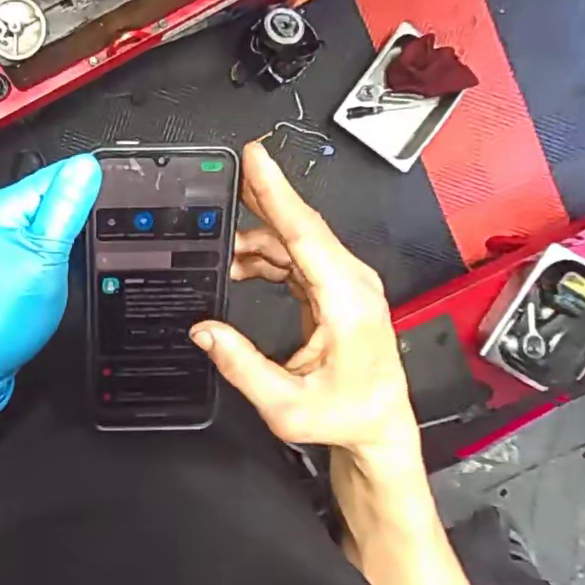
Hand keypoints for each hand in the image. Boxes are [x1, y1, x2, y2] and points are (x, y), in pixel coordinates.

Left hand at [0, 155, 101, 422]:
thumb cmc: (4, 315)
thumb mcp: (45, 256)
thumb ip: (67, 208)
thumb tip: (88, 167)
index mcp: (6, 205)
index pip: (61, 171)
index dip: (91, 186)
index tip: (109, 206)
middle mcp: (4, 214)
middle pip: (60, 191)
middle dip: (84, 210)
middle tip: (92, 240)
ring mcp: (10, 234)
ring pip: (59, 215)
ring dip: (76, 230)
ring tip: (77, 256)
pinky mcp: (18, 252)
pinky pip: (52, 235)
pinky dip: (67, 246)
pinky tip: (69, 264)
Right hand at [189, 141, 418, 467]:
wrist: (378, 425)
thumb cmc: (348, 414)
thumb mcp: (286, 404)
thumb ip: (241, 366)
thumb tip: (205, 332)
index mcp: (346, 301)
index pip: (304, 232)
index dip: (275, 192)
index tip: (256, 160)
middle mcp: (350, 283)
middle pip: (299, 224)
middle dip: (263, 193)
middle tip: (233, 170)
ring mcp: (344, 283)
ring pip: (295, 238)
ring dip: (256, 234)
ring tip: (220, 242)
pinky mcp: (335, 288)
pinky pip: (297, 255)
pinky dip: (266, 252)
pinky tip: (242, 263)